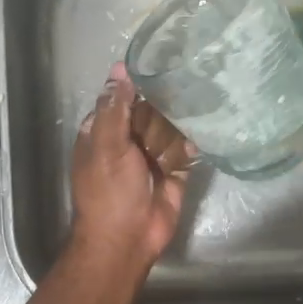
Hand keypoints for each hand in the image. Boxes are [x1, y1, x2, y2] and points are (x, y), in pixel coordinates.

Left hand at [69, 62, 193, 271]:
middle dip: (162, 104)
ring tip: (200, 101)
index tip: (158, 63)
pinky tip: (201, 133)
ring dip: (179, 122)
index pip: (118, 100)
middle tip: (185, 81)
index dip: (133, 86)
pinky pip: (184, 152)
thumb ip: (114, 108)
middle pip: (147, 113)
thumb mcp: (107, 146)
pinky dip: (191, 145)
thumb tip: (119, 69)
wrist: (128, 240)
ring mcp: (150, 159)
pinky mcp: (173, 174)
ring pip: (167, 130)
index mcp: (101, 134)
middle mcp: (125, 143)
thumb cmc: (109, 192)